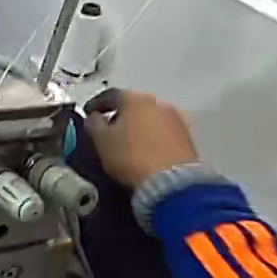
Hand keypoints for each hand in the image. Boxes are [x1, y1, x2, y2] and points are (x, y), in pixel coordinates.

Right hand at [83, 89, 199, 188]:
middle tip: (108, 129)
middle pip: (133, 104)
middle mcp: (158, 102)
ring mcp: (176, 118)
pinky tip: (146, 150)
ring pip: (150, 117)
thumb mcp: (102, 142)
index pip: (110, 95)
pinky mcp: (187, 136)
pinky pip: (164, 131)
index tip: (89, 113)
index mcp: (134, 99)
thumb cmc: (132, 158)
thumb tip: (93, 118)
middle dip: (119, 115)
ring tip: (128, 142)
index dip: (96, 104)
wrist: (171, 182)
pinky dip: (153, 136)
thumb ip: (93, 124)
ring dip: (138, 125)